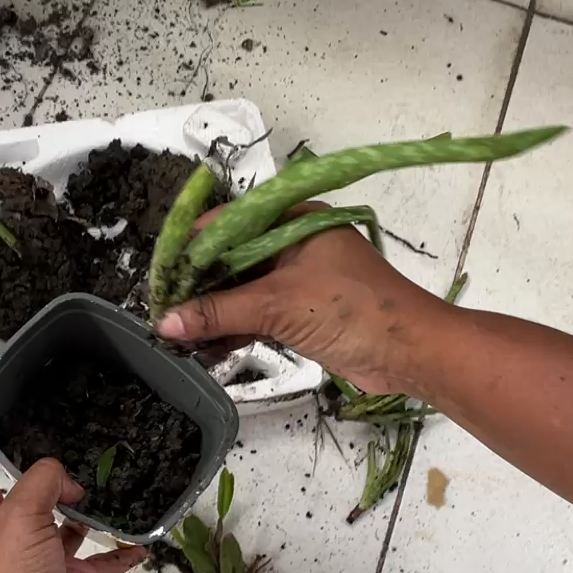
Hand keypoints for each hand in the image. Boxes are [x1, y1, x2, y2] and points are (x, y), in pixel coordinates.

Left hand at [0, 439, 145, 572]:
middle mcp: (18, 541)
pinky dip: (124, 548)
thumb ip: (43, 482)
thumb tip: (71, 486)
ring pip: (70, 527)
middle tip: (75, 448)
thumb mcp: (19, 515)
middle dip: (49, 478)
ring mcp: (49, 563)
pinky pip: (106, 559)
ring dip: (87, 509)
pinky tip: (142, 534)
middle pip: (31, 500)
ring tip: (110, 481)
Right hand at [155, 204, 449, 394]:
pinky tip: (205, 348)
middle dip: (199, 287)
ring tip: (176, 335)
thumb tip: (166, 322)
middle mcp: (293, 244)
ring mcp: (299, 279)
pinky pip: (258, 314)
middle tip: (163, 311)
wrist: (411, 352)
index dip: (191, 250)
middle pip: (232, 260)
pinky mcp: (303, 312)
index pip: (227, 224)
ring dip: (214, 313)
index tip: (161, 277)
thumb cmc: (351, 310)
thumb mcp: (278, 305)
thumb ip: (220, 312)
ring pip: (244, 290)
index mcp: (293, 220)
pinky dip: (235, 329)